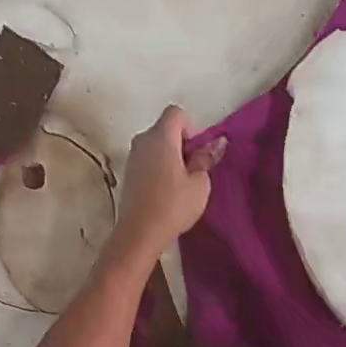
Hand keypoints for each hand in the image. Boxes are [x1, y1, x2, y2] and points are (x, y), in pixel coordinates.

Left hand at [113, 106, 226, 257]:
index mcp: (160, 137)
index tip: (199, 151)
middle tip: (194, 168)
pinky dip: (159, 167)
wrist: (139, 233)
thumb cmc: (173, 206)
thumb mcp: (199, 183)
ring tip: (182, 182)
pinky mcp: (128, 175)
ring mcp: (132, 158)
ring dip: (170, 156)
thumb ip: (206, 158)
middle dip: (182, 142)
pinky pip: (147, 160)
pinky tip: (167, 190)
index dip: (192, 127)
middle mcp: (142, 141)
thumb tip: (216, 143)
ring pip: (155, 145)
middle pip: (164, 128)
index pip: (176, 113)